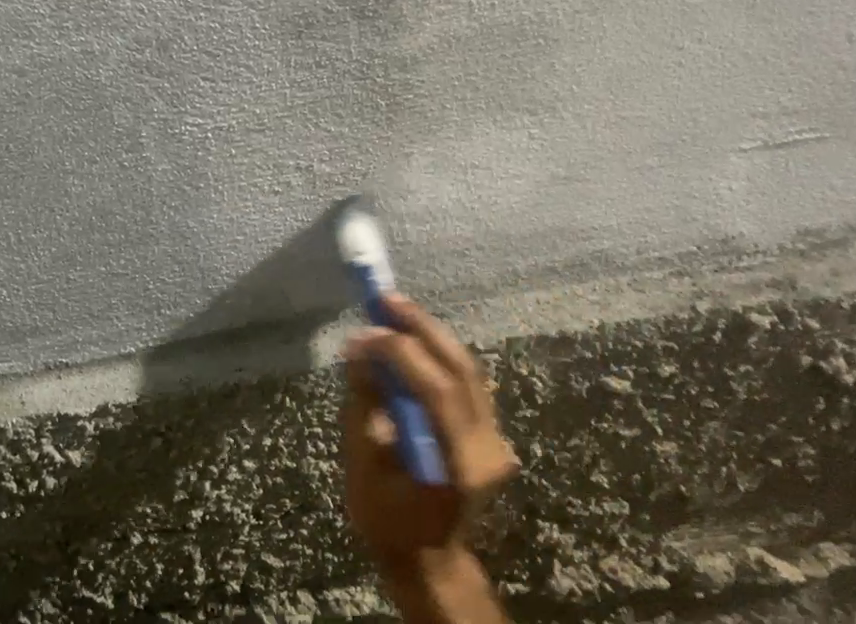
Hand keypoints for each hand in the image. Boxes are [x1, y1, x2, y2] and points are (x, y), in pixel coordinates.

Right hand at [341, 294, 516, 622]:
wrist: (427, 557)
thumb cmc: (385, 516)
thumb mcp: (362, 460)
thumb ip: (366, 401)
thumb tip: (360, 347)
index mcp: (455, 462)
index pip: (435, 390)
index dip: (401, 353)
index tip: (366, 328)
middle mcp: (487, 448)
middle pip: (461, 371)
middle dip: (421, 328)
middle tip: (383, 297)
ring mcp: (496, 442)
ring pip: (469, 373)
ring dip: (431, 335)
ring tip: (394, 308)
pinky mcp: (491, 437)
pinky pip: (468, 385)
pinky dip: (438, 356)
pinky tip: (412, 339)